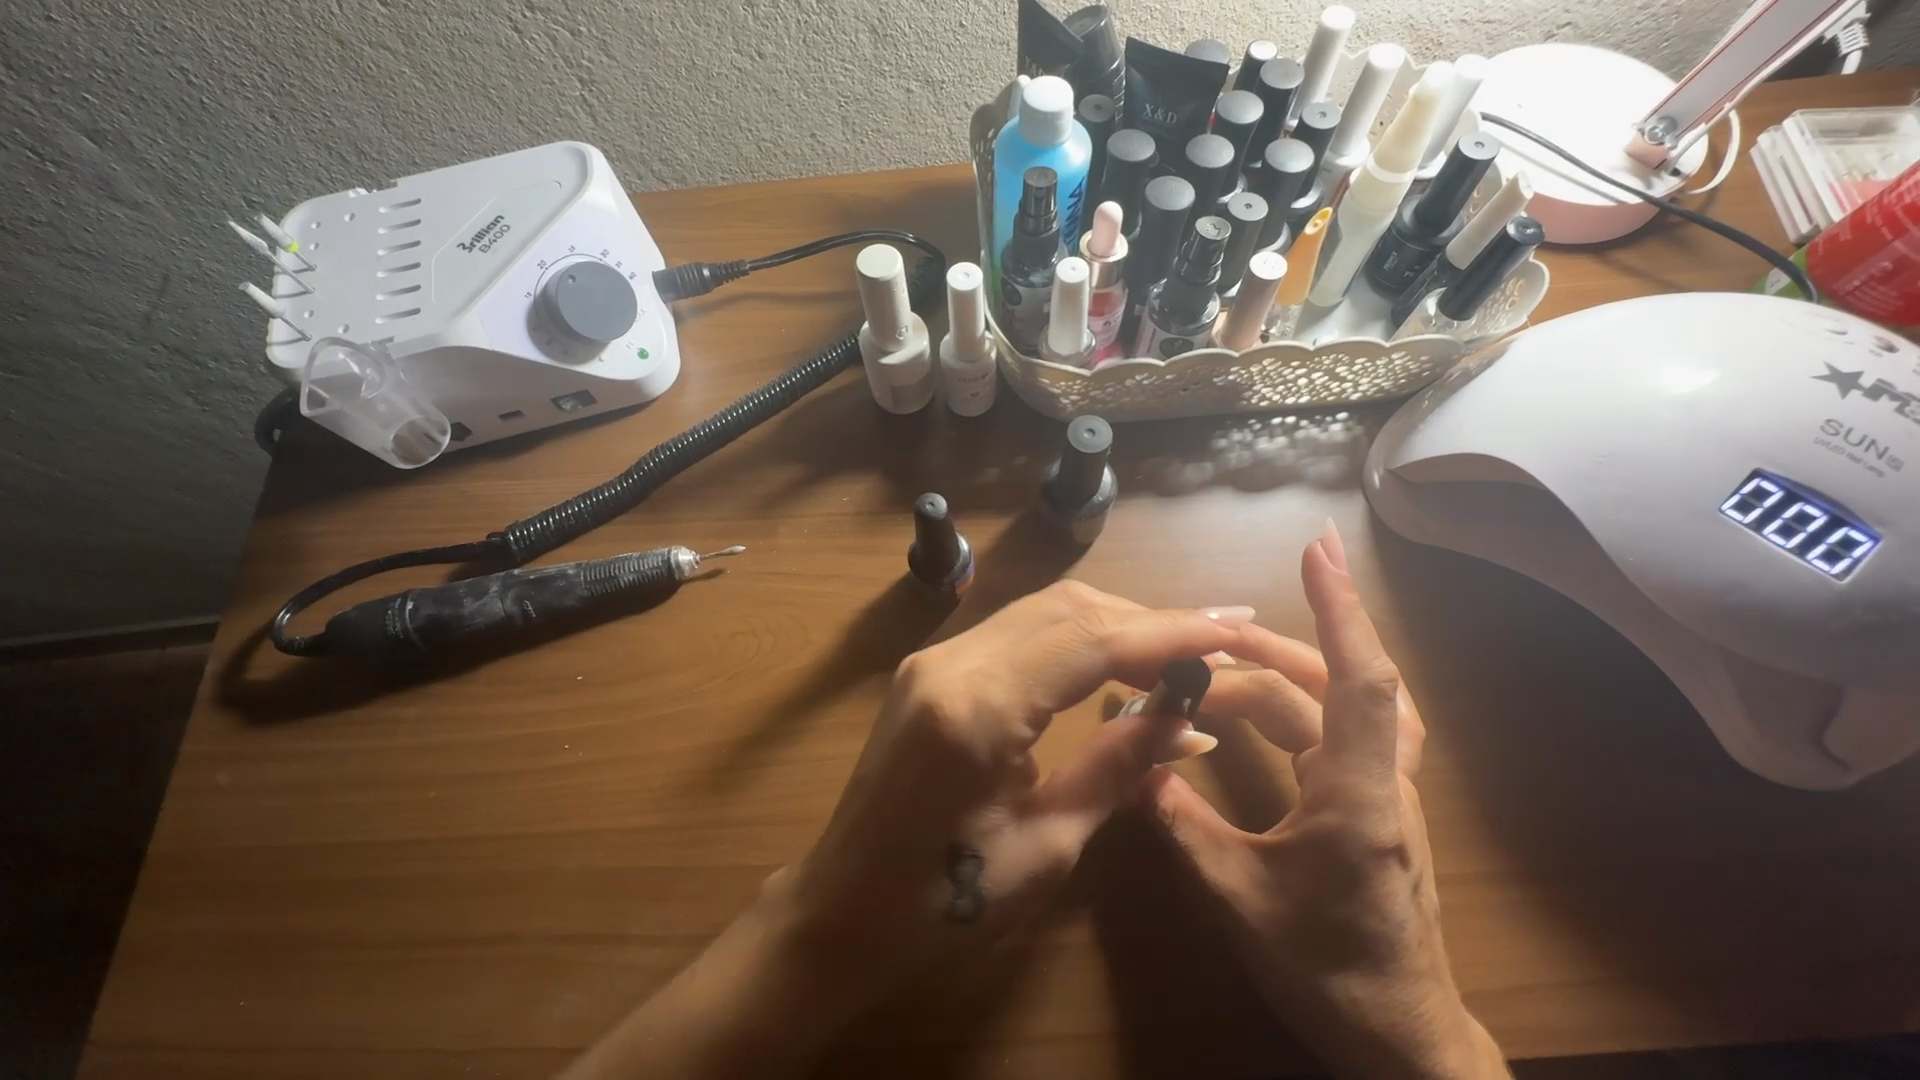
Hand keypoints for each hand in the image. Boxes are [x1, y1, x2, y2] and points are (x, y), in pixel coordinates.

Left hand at [563, 581, 1268, 1079]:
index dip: (1171, 632)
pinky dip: (1072, 636)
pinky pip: (1014, 632)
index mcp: (976, 709)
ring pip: (1040, 611)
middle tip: (1217, 636)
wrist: (842, 910)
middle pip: (1066, 608)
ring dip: (1112, 620)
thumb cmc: (944, 903)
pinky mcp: (929, 669)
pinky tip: (1112, 657)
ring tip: (1179, 646)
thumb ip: (1117, 766)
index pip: (1091, 642)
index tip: (1234, 626)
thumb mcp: (1047, 842)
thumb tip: (1187, 719)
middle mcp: (949, 662)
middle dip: (1147, 618)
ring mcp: (933, 659)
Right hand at [1145, 522, 1507, 1079]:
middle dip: (1268, 648)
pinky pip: (1342, 728)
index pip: (1357, 681)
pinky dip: (1297, 702)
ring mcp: (1384, 789)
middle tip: (1201, 636)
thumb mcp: (1236, 897)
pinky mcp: (1373, 802)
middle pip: (1335, 681)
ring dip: (1283, 671)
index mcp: (1357, 796)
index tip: (1317, 548)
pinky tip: (1257, 709)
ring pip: (1341, 702)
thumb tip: (1132, 763)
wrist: (1399, 1032)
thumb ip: (1180, 823)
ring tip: (1222, 661)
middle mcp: (1382, 779)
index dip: (1337, 609)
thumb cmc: (1324, 969)